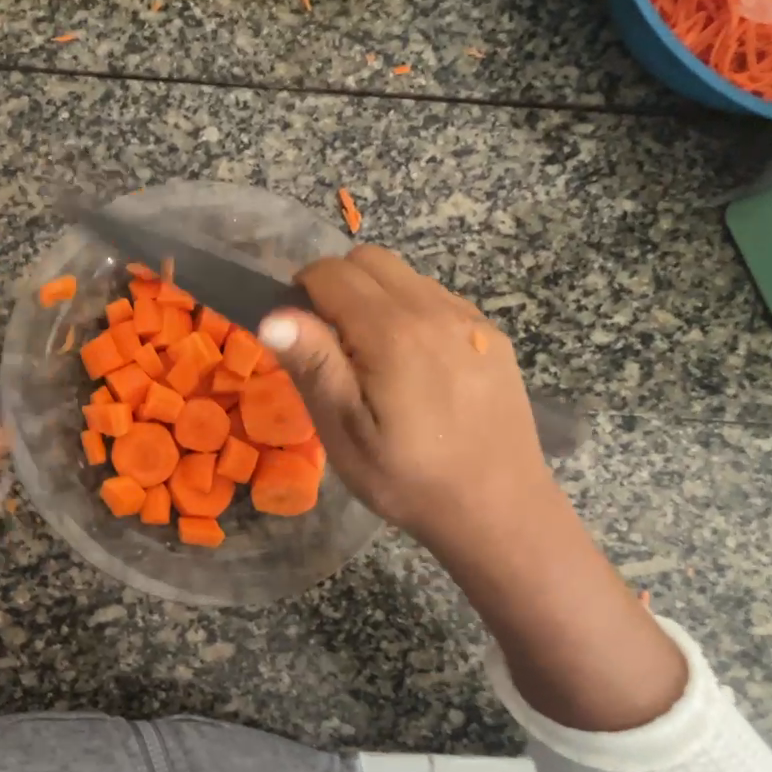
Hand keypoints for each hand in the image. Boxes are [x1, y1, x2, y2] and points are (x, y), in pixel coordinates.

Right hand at [257, 245, 559, 550]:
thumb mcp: (344, 432)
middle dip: (334, 287)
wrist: (499, 511)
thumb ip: (313, 364)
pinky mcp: (490, 336)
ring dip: (372, 297)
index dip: (300, 293)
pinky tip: (410, 365)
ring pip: (402, 275)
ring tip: (369, 358)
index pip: (329, 273)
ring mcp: (468, 320)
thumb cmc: (406, 478)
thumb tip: (273, 314)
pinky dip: (407, 312)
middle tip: (328, 345)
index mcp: (391, 332)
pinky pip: (434, 298)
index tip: (297, 337)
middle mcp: (434, 310)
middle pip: (367, 259)